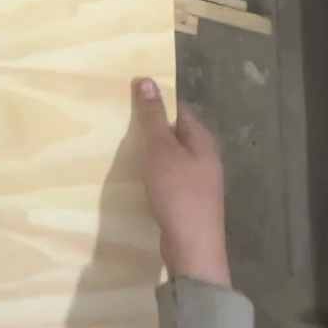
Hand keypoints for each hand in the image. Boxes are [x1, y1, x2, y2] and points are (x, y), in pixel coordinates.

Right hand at [132, 77, 230, 287]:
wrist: (192, 248)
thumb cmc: (177, 192)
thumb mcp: (160, 148)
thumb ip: (152, 115)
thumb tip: (147, 79)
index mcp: (202, 140)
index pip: (177, 109)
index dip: (154, 103)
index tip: (128, 102)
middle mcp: (206, 157)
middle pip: (174, 132)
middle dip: (151, 128)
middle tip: (122, 124)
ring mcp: (200, 181)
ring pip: (171, 155)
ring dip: (152, 152)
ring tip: (127, 148)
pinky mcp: (191, 200)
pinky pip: (170, 175)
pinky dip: (155, 171)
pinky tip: (140, 177)